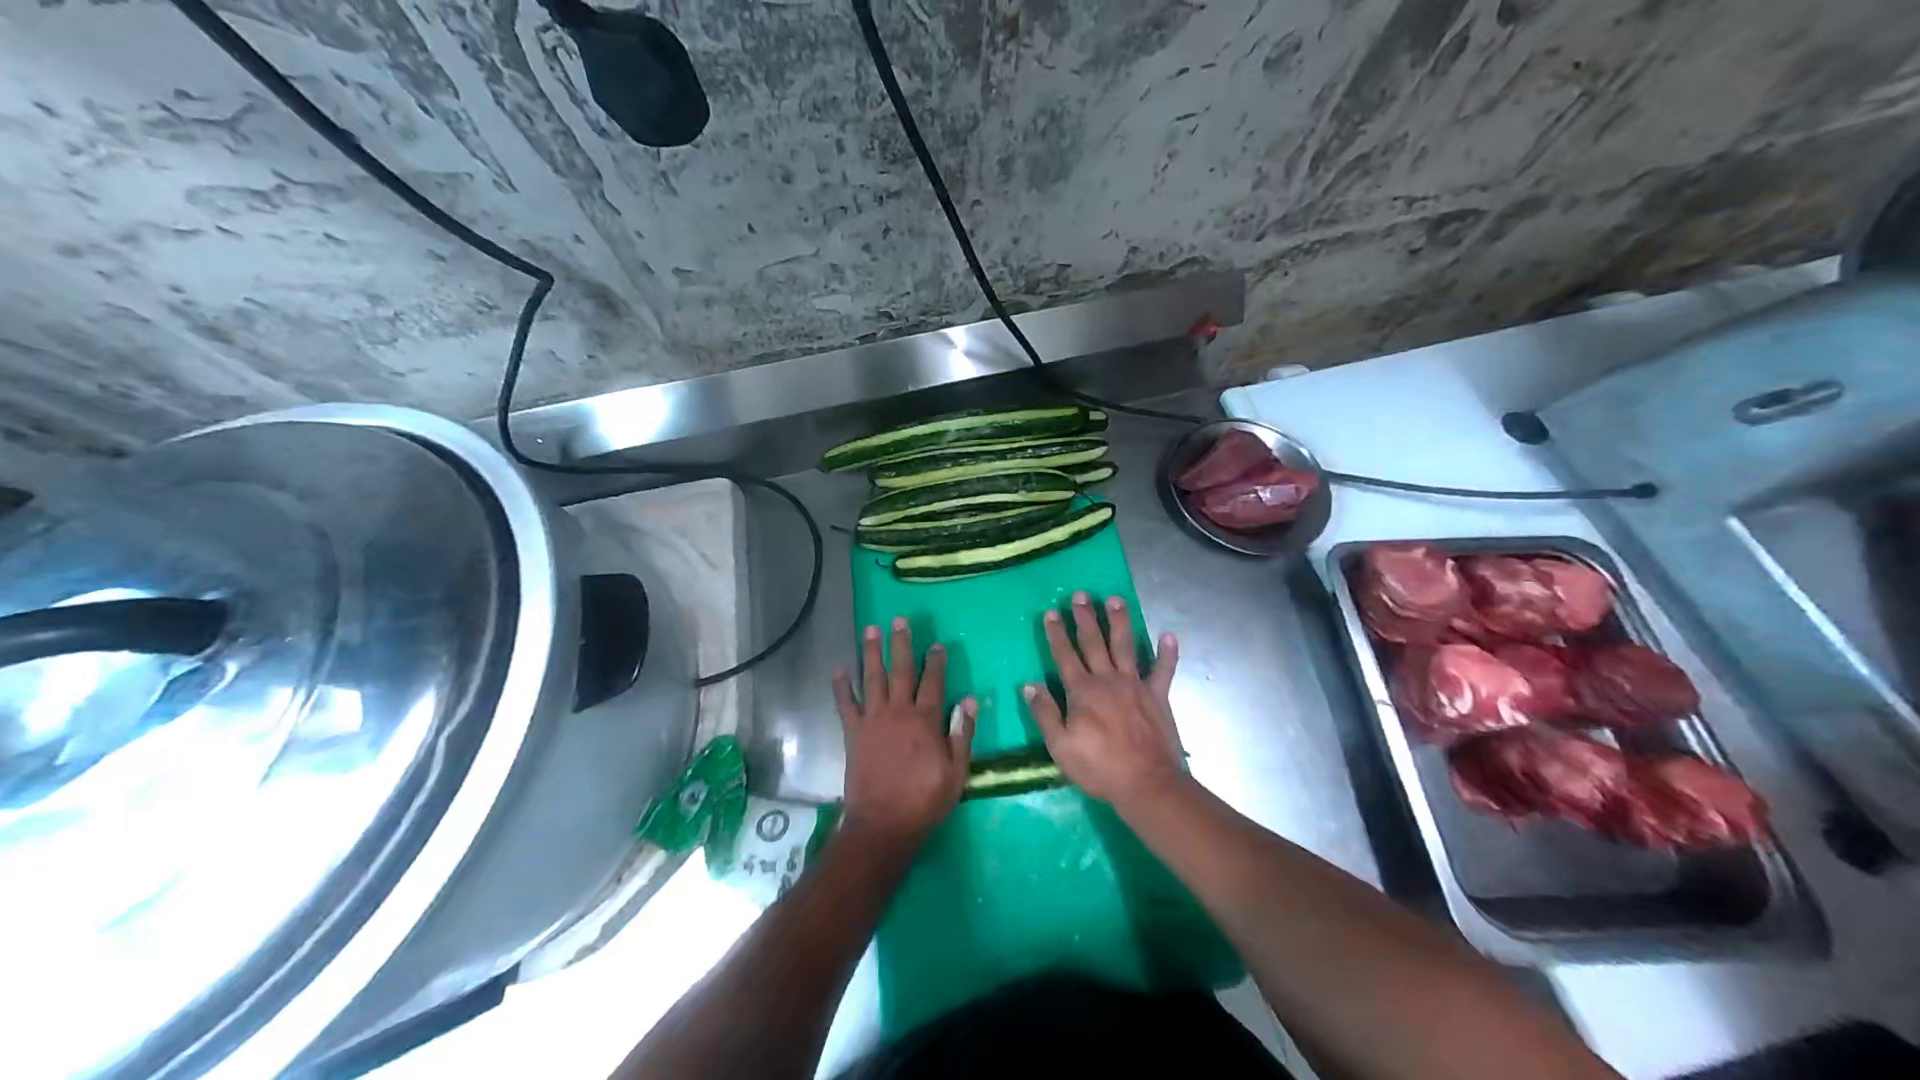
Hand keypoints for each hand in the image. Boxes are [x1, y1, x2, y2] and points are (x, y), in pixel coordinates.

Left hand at [833, 617, 975, 848]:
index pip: (934, 682)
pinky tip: (839, 668)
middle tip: (899, 620)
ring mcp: (873, 720)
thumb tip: (970, 700)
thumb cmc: (924, 800)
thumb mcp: (957, 772)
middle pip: (901, 670)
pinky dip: (841, 686)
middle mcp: (898, 712)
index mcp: (925, 721)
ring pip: (872, 678)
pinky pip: (845, 704)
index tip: (938, 644)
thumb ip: (962, 734)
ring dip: (871, 652)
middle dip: (901, 644)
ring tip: (871, 629)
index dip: (936, 662)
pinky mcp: (853, 733)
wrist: (882, 823)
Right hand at [1025, 592, 1185, 808]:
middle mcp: (1108, 680)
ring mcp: (1135, 685)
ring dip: (1119, 621)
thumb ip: (1045, 713)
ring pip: (1125, 645)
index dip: (1057, 634)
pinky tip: (1170, 635)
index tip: (1051, 612)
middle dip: (1085, 618)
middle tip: (1080, 595)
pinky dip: (1167, 653)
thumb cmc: (1099, 767)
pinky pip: (1164, 670)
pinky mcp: (1157, 696)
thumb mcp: (1060, 746)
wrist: (1147, 783)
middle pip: (1094, 642)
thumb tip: (1030, 685)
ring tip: (1115, 599)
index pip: (1065, 655)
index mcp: (1082, 691)